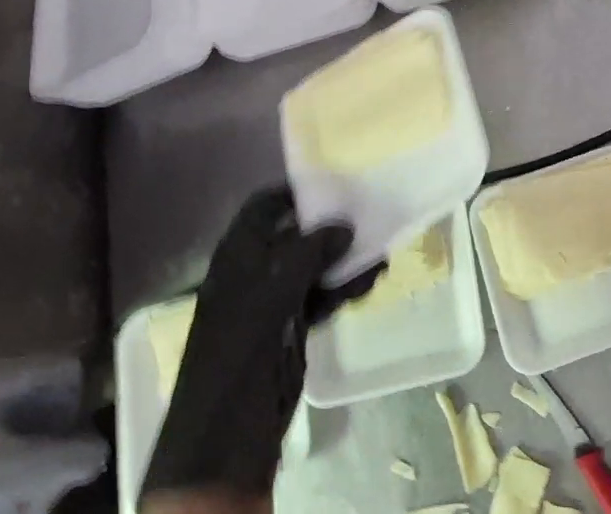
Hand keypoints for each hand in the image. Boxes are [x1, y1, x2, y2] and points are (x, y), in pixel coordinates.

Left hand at [141, 187, 378, 501]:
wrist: (226, 432)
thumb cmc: (240, 352)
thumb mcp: (272, 294)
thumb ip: (308, 253)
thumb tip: (344, 224)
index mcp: (237, 258)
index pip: (265, 207)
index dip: (296, 191)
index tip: (338, 179)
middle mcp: (254, 272)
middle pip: (295, 234)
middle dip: (332, 224)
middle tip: (373, 210)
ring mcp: (273, 301)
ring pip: (314, 266)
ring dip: (346, 257)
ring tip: (383, 248)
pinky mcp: (291, 327)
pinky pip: (322, 295)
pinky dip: (346, 287)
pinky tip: (373, 280)